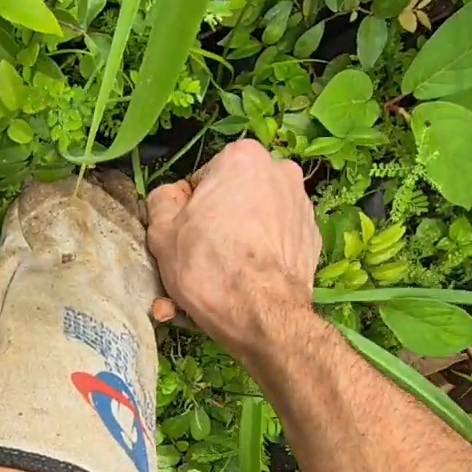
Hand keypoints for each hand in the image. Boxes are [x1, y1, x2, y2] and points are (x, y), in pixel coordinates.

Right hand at [146, 139, 321, 346]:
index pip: (201, 180)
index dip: (186, 211)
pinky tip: (243, 282)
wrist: (261, 313)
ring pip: (253, 221)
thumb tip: (169, 197)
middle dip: (214, 225)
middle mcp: (279, 170)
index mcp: (241, 158)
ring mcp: (300, 203)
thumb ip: (161, 202)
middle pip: (231, 199)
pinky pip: (273, 242)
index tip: (183, 237)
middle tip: (198, 259)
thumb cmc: (208, 267)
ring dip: (234, 243)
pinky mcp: (311, 236)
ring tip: (218, 277)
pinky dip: (258, 257)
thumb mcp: (162, 233)